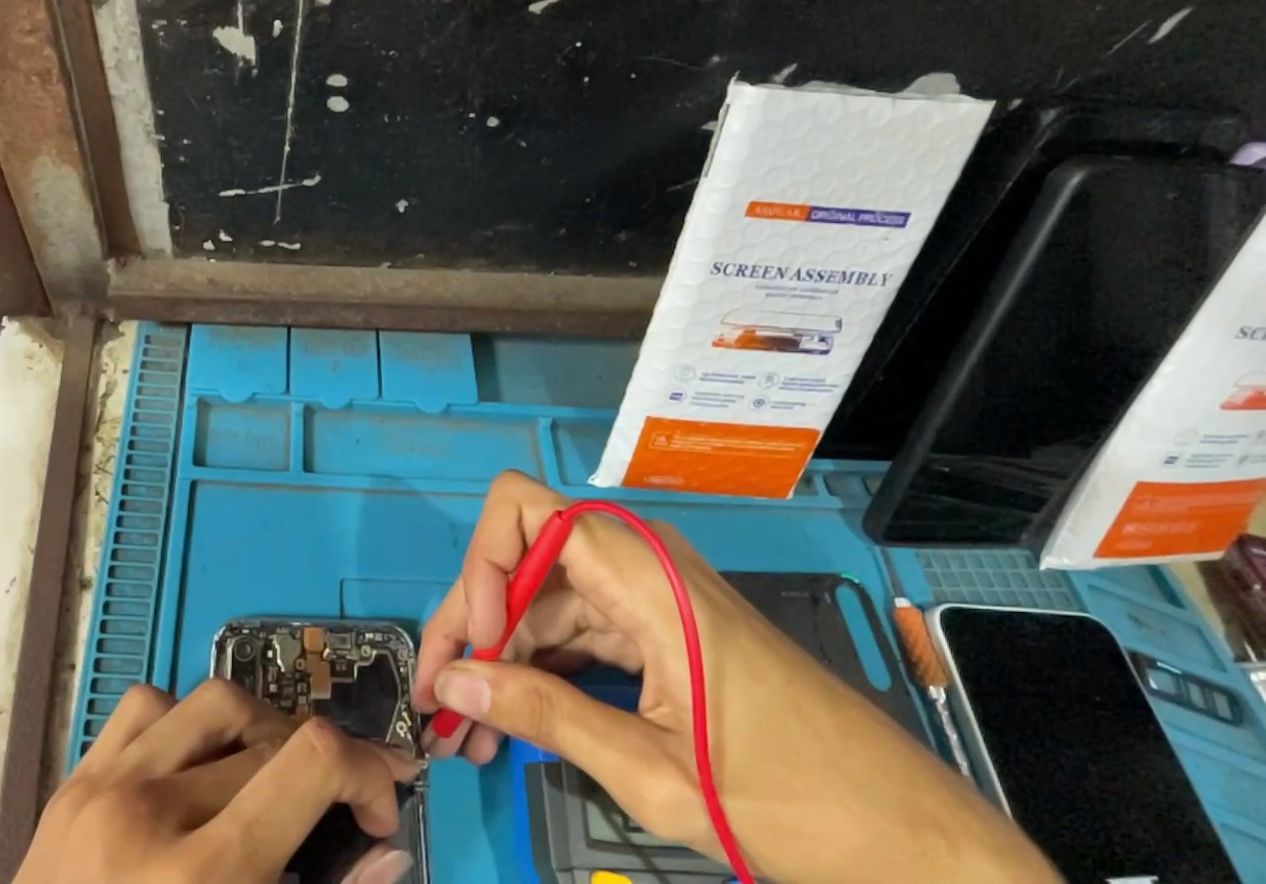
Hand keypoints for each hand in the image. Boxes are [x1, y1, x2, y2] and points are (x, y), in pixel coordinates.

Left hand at [16, 679, 420, 883]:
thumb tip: (389, 848)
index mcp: (202, 876)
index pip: (312, 759)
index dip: (367, 770)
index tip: (378, 810)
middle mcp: (150, 812)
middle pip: (272, 736)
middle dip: (322, 767)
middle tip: (334, 807)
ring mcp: (101, 787)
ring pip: (213, 701)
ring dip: (259, 730)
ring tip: (267, 774)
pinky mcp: (70, 783)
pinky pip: (147, 706)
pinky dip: (187, 720)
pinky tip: (195, 764)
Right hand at [414, 472, 1058, 883]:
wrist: (905, 834)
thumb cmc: (788, 801)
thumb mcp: (651, 771)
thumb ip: (545, 716)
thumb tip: (452, 682)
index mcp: (644, 576)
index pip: (525, 511)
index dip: (482, 565)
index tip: (473, 644)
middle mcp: (641, 566)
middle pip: (523, 563)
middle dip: (474, 628)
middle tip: (440, 705)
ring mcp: (650, 597)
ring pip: (544, 603)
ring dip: (501, 659)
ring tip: (470, 733)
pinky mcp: (659, 629)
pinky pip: (578, 632)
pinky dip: (540, 671)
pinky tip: (512, 723)